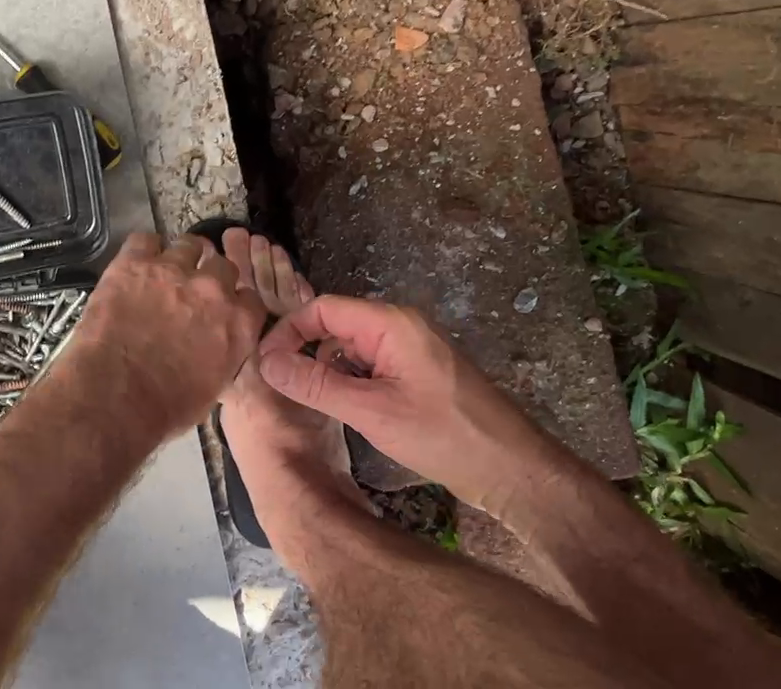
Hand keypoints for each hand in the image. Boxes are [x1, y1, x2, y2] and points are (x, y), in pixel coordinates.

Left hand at [64, 232, 268, 439]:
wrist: (116, 394)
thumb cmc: (165, 406)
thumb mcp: (212, 387)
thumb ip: (222, 354)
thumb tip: (213, 347)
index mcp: (238, 323)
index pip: (250, 297)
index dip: (234, 300)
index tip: (221, 307)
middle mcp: (212, 289)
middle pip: (222, 264)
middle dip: (210, 275)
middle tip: (191, 288)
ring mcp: (172, 270)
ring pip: (187, 244)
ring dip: (179, 256)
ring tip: (164, 270)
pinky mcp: (134, 263)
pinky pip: (144, 239)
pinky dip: (142, 249)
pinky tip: (135, 263)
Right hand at [256, 296, 571, 513]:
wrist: (517, 472)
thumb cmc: (445, 437)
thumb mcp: (371, 412)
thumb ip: (314, 385)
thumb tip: (263, 364)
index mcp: (391, 323)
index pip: (322, 308)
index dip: (288, 332)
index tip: (266, 364)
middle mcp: (400, 325)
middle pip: (334, 324)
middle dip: (303, 350)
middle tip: (278, 383)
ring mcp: (410, 348)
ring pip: (349, 346)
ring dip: (325, 368)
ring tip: (304, 398)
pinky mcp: (416, 371)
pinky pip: (368, 363)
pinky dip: (347, 379)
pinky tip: (339, 406)